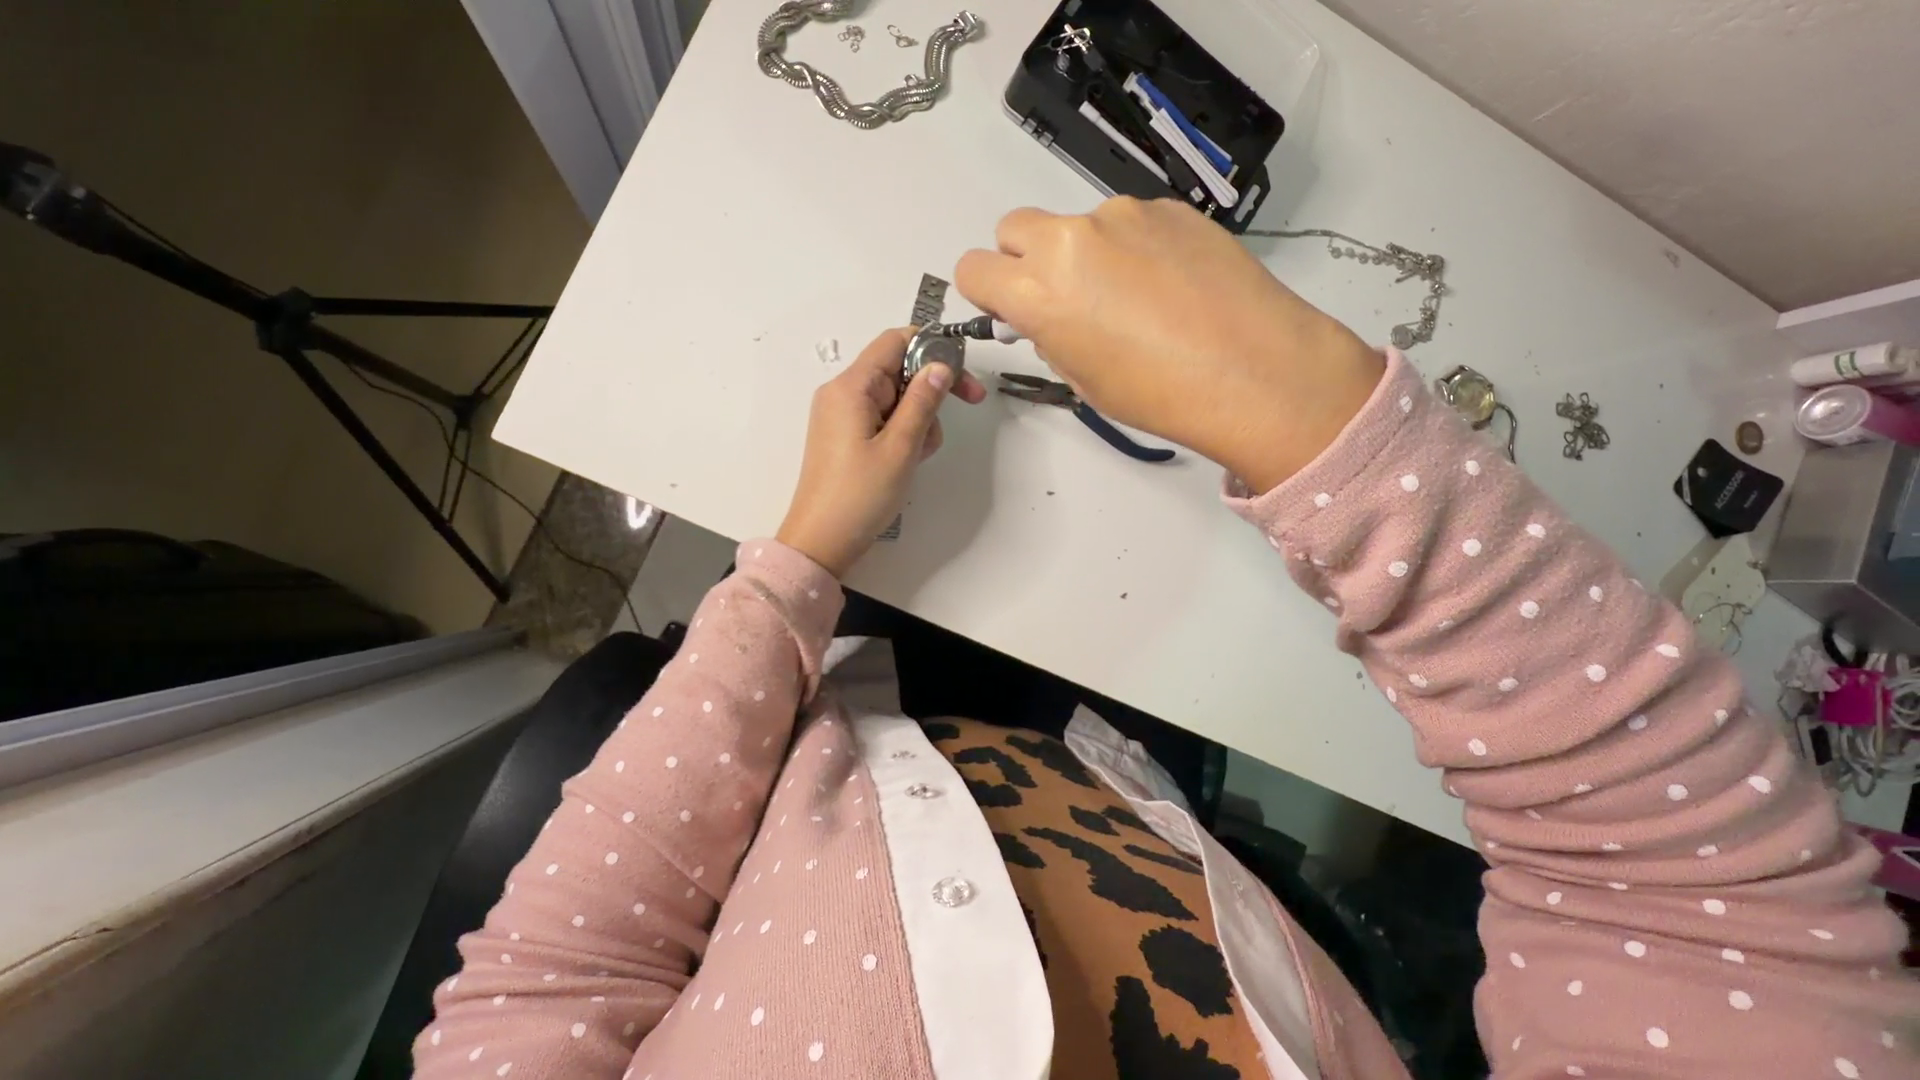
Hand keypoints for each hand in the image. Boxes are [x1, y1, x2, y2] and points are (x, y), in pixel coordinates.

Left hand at [776, 329, 985, 576]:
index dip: (932, 347)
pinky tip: (908, 459)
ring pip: (894, 397)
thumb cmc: (859, 496)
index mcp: (851, 387)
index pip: (894, 341)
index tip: (962, 372)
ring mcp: (841, 415)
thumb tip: (940, 365)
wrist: (820, 542)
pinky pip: (882, 418)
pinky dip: (902, 432)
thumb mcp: (900, 448)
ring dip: (919, 417)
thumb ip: (923, 402)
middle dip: (930, 390)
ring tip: (919, 453)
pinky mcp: (844, 436)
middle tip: (964, 409)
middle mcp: (842, 393)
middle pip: (897, 369)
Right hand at [955, 197, 1384, 490]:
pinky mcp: (1170, 208)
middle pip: (1015, 228)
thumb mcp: (1084, 379)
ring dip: (1089, 252)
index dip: (987, 290)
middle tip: (1064, 296)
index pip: (974, 268)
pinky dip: (1137, 247)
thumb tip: (1051, 316)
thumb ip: (1050, 334)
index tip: (1009, 307)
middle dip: (1025, 259)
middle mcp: (1070, 240)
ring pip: (1080, 226)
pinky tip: (1173, 284)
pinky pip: (1132, 223)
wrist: (1252, 370)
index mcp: (1037, 289)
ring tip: (1138, 297)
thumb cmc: (1159, 392)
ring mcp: (1123, 216)